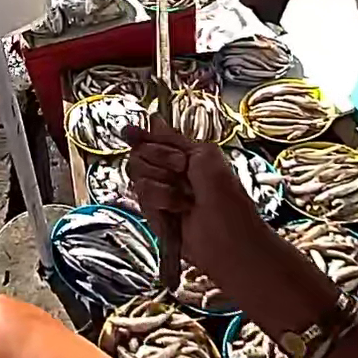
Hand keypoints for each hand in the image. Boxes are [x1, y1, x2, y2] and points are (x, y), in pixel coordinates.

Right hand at [120, 122, 338, 337]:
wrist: (227, 238)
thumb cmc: (226, 198)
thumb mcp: (205, 155)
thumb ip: (172, 139)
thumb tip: (152, 119)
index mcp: (183, 155)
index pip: (150, 138)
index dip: (140, 136)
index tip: (129, 133)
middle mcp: (167, 171)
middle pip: (138, 153)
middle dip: (159, 159)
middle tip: (182, 170)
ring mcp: (158, 191)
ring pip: (136, 173)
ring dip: (162, 183)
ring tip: (184, 197)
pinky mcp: (151, 211)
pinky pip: (141, 193)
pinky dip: (161, 200)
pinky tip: (177, 209)